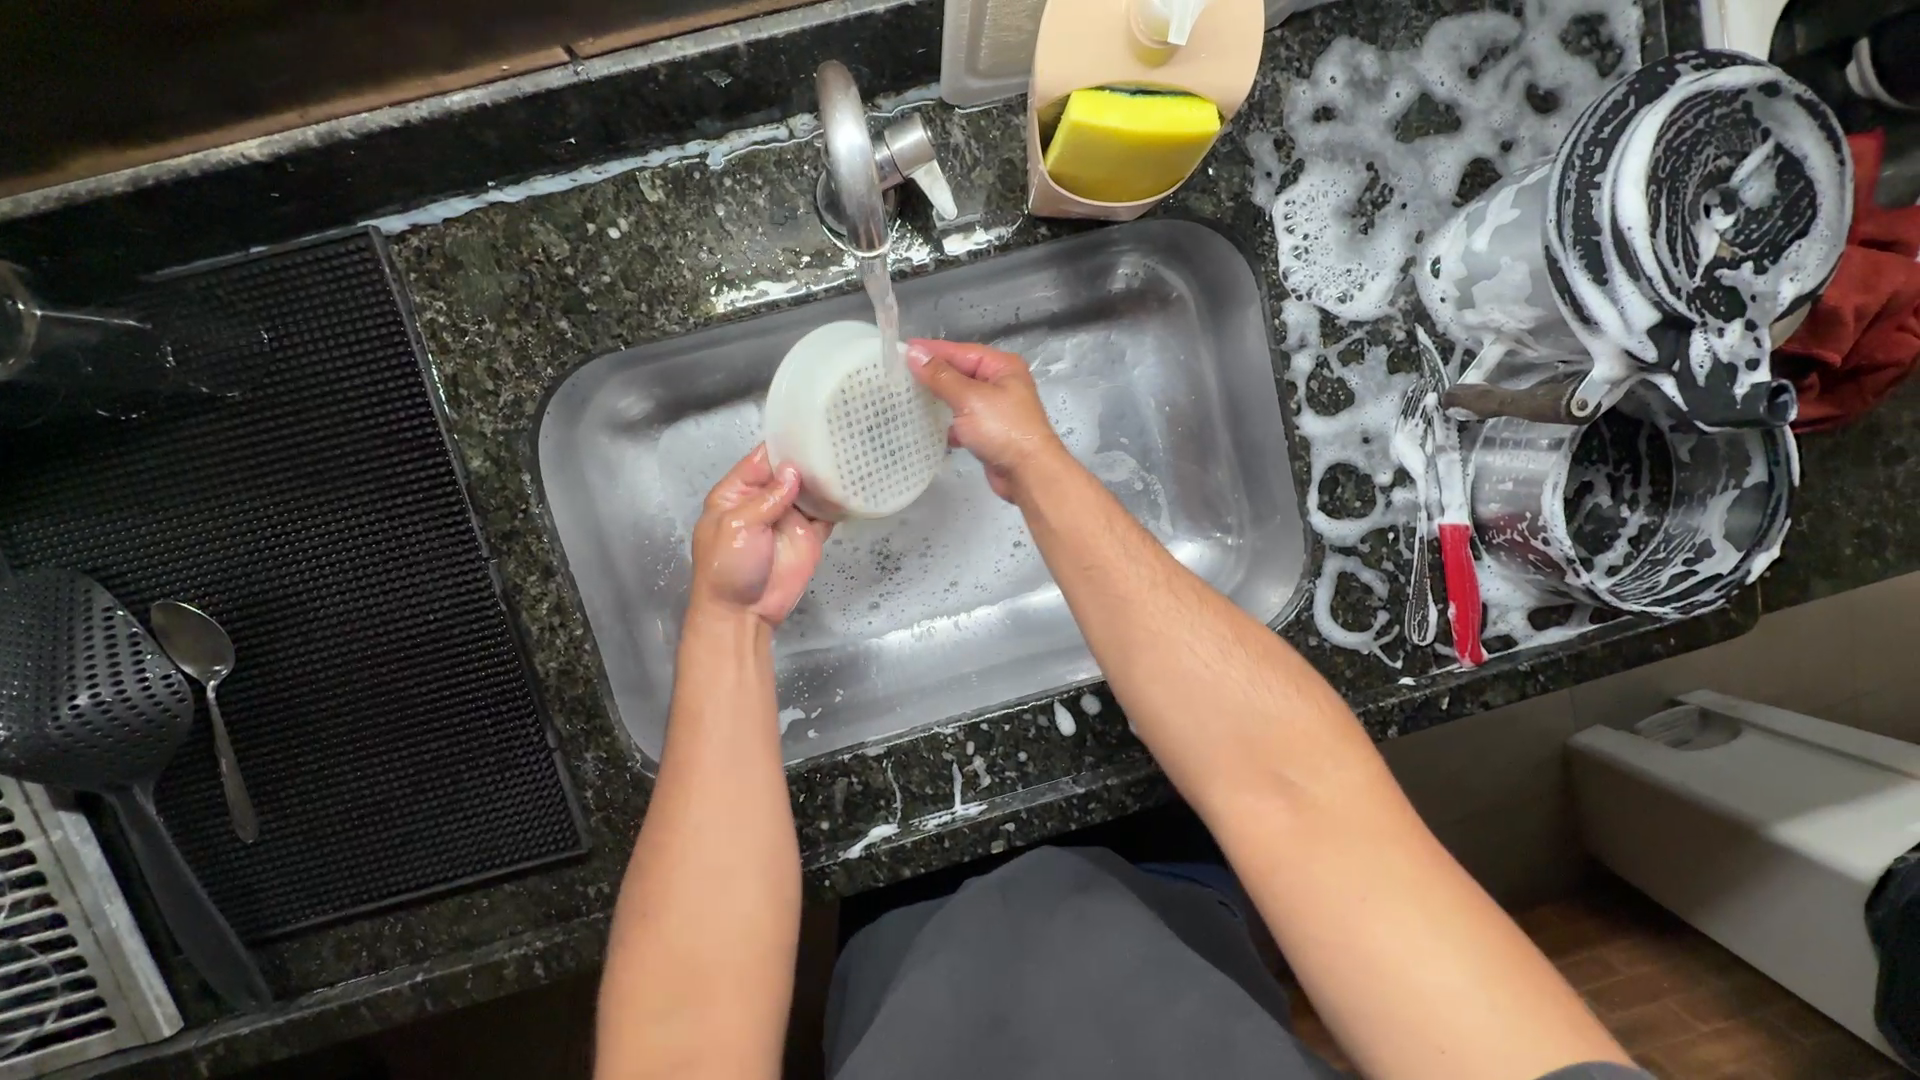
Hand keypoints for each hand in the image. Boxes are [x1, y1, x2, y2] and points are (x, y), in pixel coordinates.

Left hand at [690, 445, 831, 625]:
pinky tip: (854, 487)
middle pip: (789, 472)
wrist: (742, 613)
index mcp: (737, 493)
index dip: (781, 445)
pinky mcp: (809, 536)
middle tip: (835, 437)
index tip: (805, 428)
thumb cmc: (727, 568)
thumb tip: (793, 472)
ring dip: (825, 478)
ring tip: (849, 455)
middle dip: (808, 458)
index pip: (760, 460)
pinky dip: (838, 503)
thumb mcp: (738, 526)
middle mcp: (764, 501)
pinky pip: (826, 515)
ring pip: (810, 490)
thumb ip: (766, 498)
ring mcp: (789, 518)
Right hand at [906, 339, 1067, 501]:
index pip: (960, 351)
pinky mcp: (990, 432)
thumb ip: (940, 376)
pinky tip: (928, 428)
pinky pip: (963, 421)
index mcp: (1001, 366)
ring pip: (960, 398)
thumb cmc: (1002, 429)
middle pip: (960, 373)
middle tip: (898, 376)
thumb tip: (914, 353)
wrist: (1029, 473)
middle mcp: (1001, 383)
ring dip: (938, 400)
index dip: (931, 351)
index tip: (902, 351)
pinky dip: (948, 424)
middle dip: (932, 376)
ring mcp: (996, 409)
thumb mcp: (969, 398)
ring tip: (906, 399)